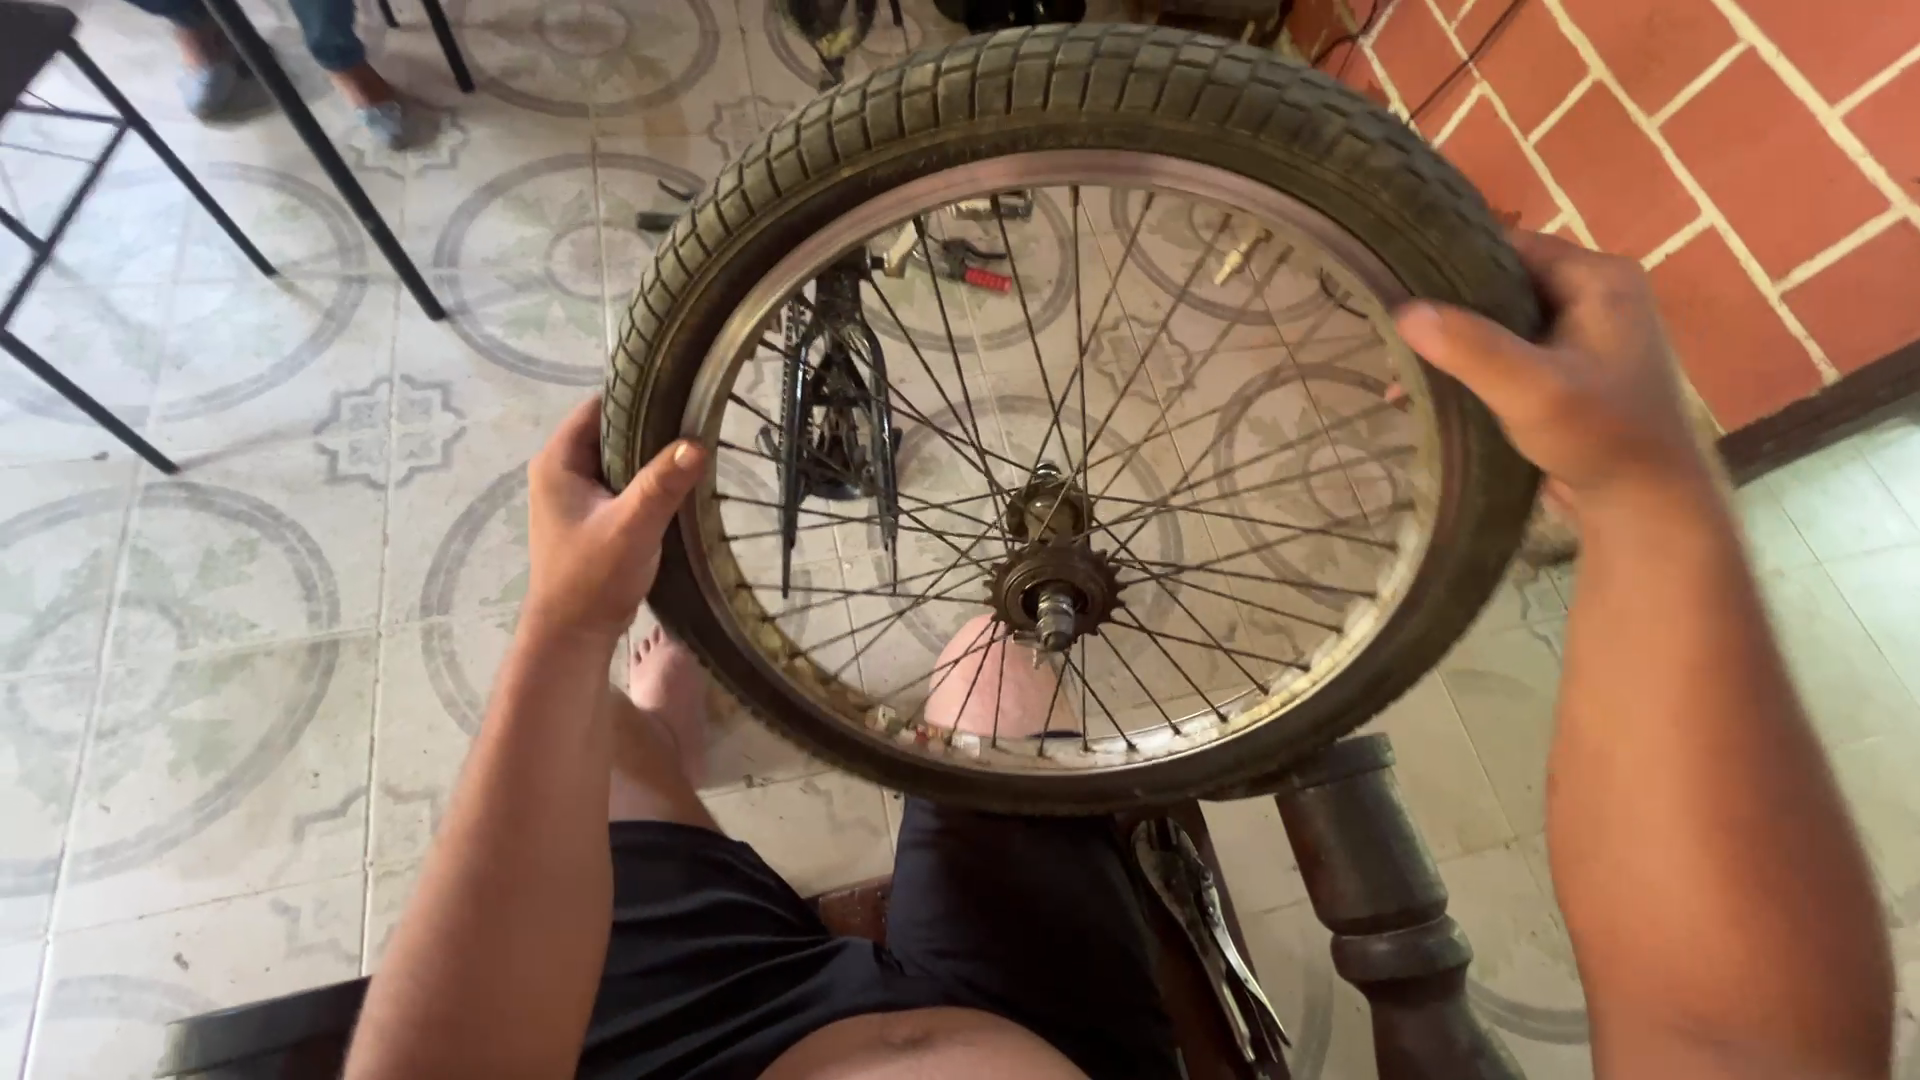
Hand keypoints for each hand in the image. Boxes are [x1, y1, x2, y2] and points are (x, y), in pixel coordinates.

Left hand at [522, 398, 705, 643]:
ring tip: (694, 448)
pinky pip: (623, 483)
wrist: (574, 633)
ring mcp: (576, 496)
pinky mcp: (593, 517)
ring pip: (619, 459)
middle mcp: (561, 472)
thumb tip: (697, 443)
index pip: (598, 407)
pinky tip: (679, 485)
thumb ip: (662, 484)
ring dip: (652, 456)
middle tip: (697, 421)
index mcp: (558, 462)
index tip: (680, 391)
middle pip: (611, 431)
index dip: (636, 395)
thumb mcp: (632, 526)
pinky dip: (648, 480)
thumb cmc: (592, 578)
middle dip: (651, 426)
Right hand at [1394, 231, 1712, 514]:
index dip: (1451, 261)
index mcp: (1599, 279)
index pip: (1510, 247)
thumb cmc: (1598, 435)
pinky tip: (1427, 391)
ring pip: (1497, 321)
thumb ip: (1470, 348)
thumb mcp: (1529, 389)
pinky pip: (1504, 352)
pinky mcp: (1564, 369)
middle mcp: (1593, 295)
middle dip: (1444, 310)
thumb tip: (1403, 312)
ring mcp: (1580, 334)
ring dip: (1450, 343)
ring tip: (1399, 368)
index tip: (1397, 284)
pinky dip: (1466, 367)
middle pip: (1500, 283)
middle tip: (1390, 332)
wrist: (1641, 501)